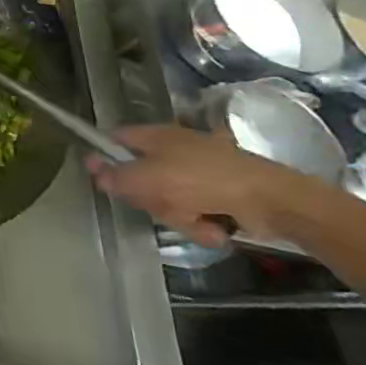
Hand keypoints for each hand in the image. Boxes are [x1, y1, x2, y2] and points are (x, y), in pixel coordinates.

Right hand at [86, 124, 325, 247]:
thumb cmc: (203, 179)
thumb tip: (94, 171)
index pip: (115, 139)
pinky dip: (202, 224)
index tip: (101, 179)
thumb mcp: (149, 178)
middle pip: (140, 177)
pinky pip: (193, 213)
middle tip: (158, 205)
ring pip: (166, 200)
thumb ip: (117, 177)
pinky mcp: (217, 196)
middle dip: (149, 198)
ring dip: (178, 216)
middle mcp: (173, 151)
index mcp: (154, 136)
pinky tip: (214, 228)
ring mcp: (196, 174)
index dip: (104, 156)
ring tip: (196, 219)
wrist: (270, 199)